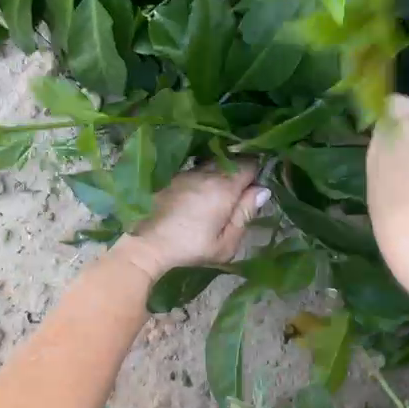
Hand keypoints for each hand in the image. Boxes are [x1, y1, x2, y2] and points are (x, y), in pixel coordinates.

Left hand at [110, 159, 269, 283]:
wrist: (146, 242)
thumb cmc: (189, 247)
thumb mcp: (225, 244)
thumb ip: (245, 215)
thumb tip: (262, 190)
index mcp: (225, 188)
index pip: (250, 164)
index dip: (257, 173)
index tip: (254, 188)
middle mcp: (208, 172)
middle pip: (233, 160)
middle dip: (240, 171)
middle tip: (239, 193)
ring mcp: (189, 171)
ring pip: (214, 162)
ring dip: (222, 171)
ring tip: (220, 192)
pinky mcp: (174, 174)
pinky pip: (198, 167)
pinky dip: (205, 174)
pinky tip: (201, 190)